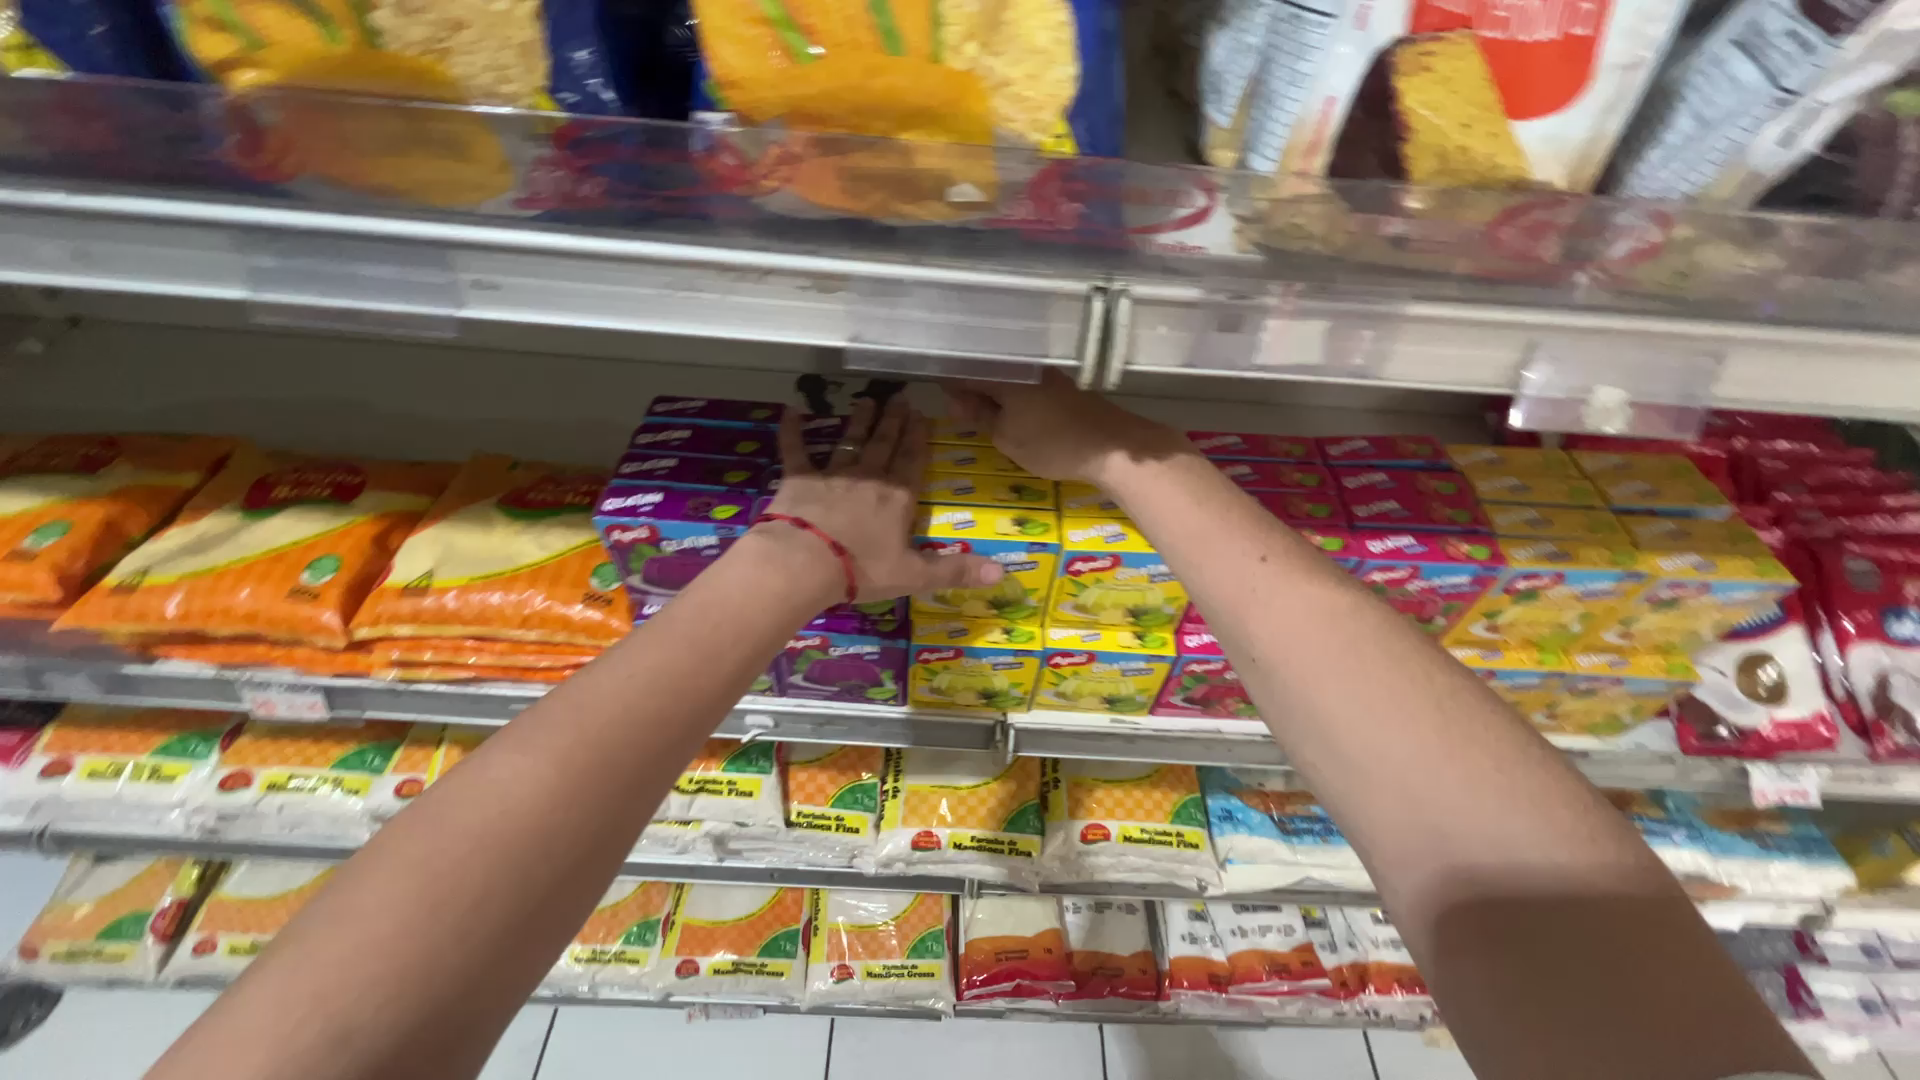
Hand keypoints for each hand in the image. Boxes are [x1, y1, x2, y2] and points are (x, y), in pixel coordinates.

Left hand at [758, 397, 1003, 602]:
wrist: (805, 562)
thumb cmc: (862, 569)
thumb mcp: (914, 575)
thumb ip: (955, 570)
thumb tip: (1002, 572)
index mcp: (899, 498)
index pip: (913, 461)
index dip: (919, 438)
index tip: (922, 415)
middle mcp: (869, 478)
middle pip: (885, 444)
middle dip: (894, 421)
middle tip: (899, 397)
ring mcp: (833, 475)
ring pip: (850, 441)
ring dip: (859, 421)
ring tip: (866, 401)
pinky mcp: (798, 478)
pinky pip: (796, 449)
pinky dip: (793, 430)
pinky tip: (791, 410)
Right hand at [942, 369, 1190, 484]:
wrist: (1111, 447)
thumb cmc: (1052, 444)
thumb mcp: (1006, 437)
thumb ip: (980, 415)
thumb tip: (956, 399)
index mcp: (1005, 374)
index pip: (965, 370)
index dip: (948, 381)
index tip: (936, 391)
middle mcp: (1025, 367)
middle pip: (989, 370)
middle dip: (971, 386)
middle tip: (959, 409)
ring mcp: (1047, 375)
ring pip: (1009, 378)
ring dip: (994, 391)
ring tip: (982, 414)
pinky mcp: (1062, 387)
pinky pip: (1027, 385)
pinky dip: (1014, 396)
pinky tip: (1010, 412)